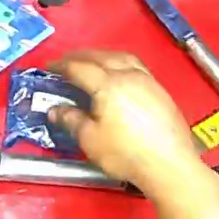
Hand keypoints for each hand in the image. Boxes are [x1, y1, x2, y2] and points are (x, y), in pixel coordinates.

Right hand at [47, 49, 207, 188]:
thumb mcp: (91, 140)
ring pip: (122, 57)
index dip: (62, 66)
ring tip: (92, 61)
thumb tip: (55, 110)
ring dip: (103, 55)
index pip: (80, 68)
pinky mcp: (160, 90)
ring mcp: (147, 80)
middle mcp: (128, 75)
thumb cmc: (126, 153)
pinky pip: (136, 66)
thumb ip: (72, 120)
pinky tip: (119, 73)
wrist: (169, 163)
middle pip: (101, 56)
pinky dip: (120, 62)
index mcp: (108, 85)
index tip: (49, 67)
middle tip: (67, 60)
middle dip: (81, 56)